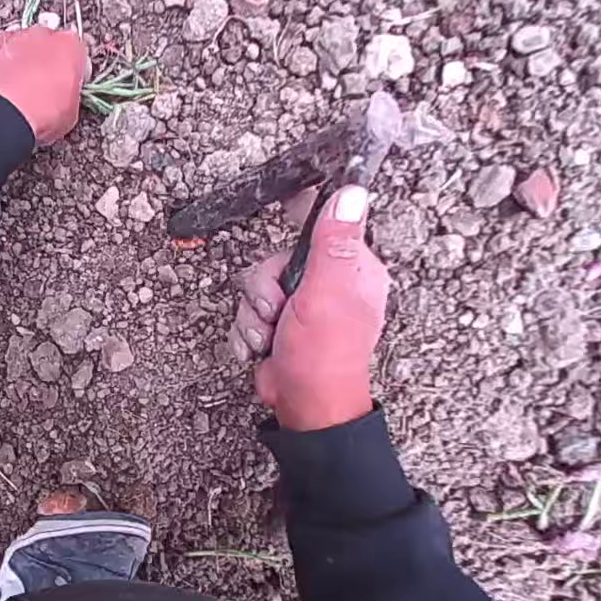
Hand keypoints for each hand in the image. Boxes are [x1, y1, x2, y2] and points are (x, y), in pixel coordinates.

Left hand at [0, 26, 88, 145]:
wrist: (4, 114)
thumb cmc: (40, 111)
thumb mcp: (71, 113)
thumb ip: (69, 95)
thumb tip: (64, 102)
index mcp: (69, 47)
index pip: (76, 52)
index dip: (71, 71)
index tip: (67, 84)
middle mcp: (41, 35)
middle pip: (45, 43)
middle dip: (44, 61)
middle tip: (41, 88)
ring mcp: (12, 38)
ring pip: (18, 45)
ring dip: (19, 62)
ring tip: (17, 90)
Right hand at [230, 186, 388, 431]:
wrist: (303, 406)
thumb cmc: (324, 359)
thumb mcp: (327, 294)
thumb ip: (333, 244)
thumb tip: (351, 194)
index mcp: (351, 270)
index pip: (327, 223)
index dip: (303, 213)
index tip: (285, 201)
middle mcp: (327, 283)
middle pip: (276, 258)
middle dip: (265, 288)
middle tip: (278, 308)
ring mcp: (301, 304)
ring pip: (256, 286)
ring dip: (256, 315)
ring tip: (272, 334)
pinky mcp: (279, 322)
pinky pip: (249, 311)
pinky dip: (250, 331)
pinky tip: (264, 347)